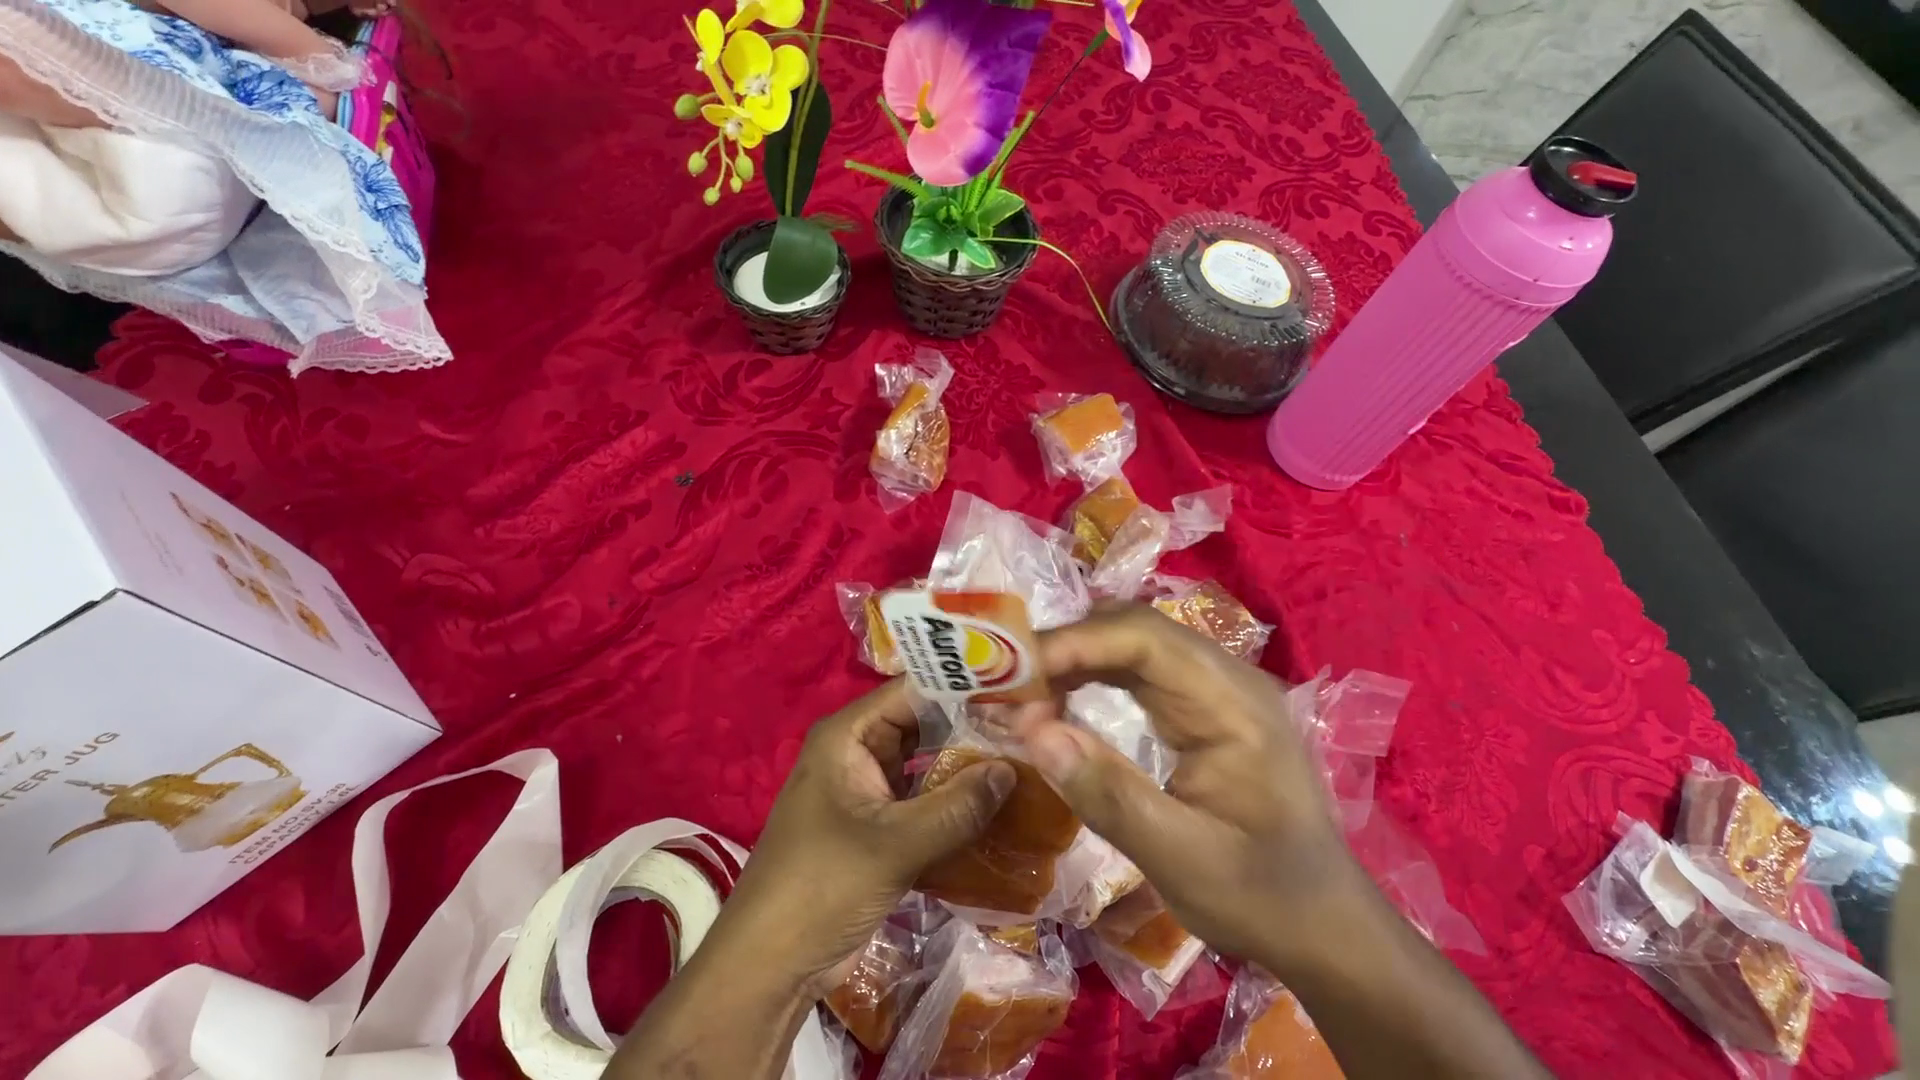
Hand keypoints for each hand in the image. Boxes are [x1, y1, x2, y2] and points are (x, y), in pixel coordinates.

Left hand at [725, 678, 1015, 995]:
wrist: (772, 962)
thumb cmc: (822, 885)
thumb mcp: (894, 844)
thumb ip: (956, 806)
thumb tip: (1012, 769)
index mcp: (848, 735)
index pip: (914, 691)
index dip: (965, 688)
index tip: (1021, 692)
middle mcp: (858, 752)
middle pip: (925, 725)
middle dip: (975, 730)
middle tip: (1036, 731)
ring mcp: (868, 791)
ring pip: (927, 766)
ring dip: (969, 770)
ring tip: (1030, 763)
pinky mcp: (878, 828)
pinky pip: (924, 803)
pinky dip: (956, 805)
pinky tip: (1003, 808)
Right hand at [1007, 605, 1366, 968]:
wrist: (1322, 924)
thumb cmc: (1260, 895)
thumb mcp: (1180, 859)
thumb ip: (1107, 794)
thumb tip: (1032, 732)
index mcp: (1233, 705)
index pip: (1144, 640)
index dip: (1074, 643)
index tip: (1014, 675)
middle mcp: (1226, 680)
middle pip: (1134, 630)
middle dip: (1066, 647)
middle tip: (1005, 685)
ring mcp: (1215, 692)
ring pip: (1132, 645)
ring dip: (1074, 660)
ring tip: (1021, 693)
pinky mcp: (1202, 710)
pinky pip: (1138, 672)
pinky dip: (1092, 678)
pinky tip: (1059, 702)